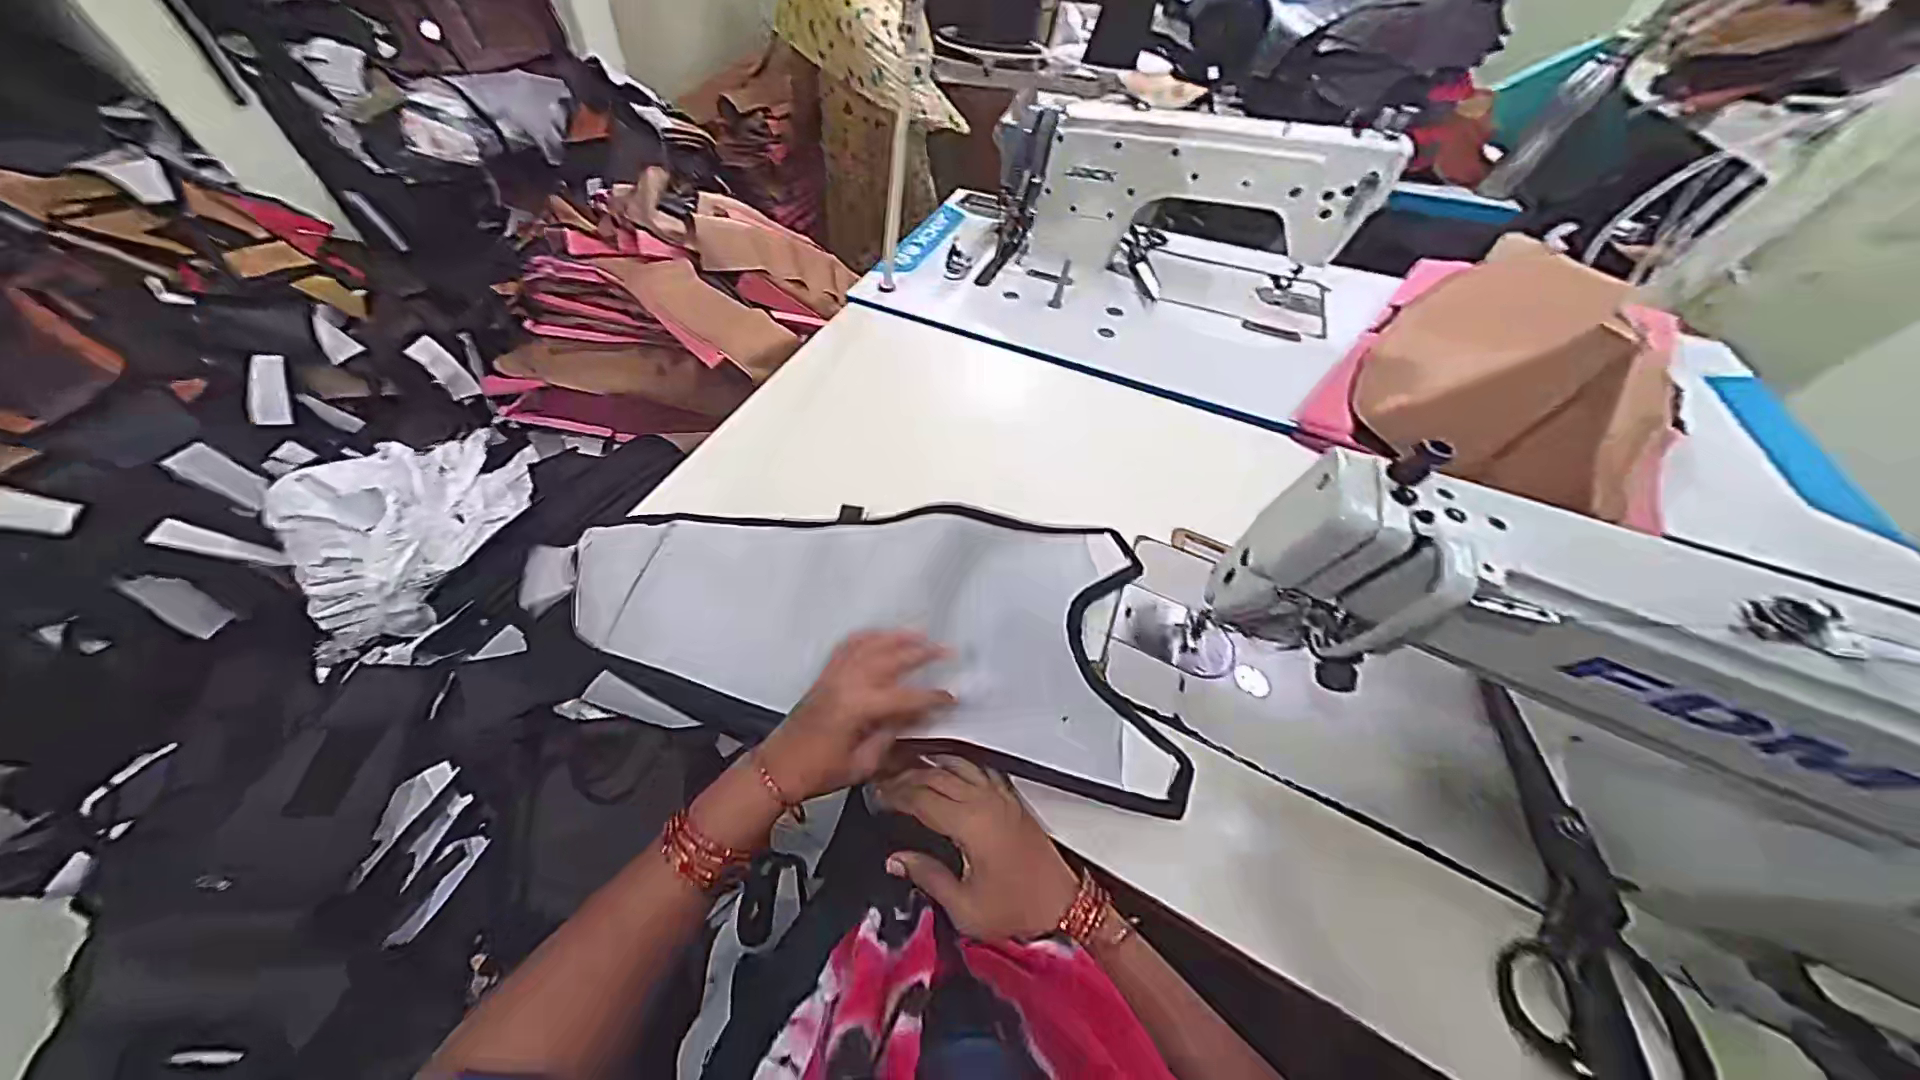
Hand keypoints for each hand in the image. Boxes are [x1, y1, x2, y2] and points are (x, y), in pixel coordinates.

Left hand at [757, 630, 955, 799]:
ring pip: (871, 645)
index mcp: (859, 708)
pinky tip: (881, 635)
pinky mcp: (825, 676)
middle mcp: (847, 684)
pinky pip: (848, 647)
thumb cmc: (818, 772)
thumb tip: (915, 717)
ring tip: (920, 634)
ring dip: (898, 637)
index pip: (906, 696)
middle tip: (945, 650)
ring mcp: (834, 676)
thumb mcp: (864, 763)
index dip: (932, 696)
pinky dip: (867, 637)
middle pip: (892, 659)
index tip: (950, 697)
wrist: (777, 769)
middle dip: (922, 653)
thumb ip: (891, 735)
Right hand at [875, 756, 1079, 941]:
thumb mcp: (965, 907)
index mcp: (971, 825)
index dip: (895, 795)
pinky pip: (978, 769)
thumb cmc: (1017, 909)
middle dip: (905, 777)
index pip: (922, 798)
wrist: (1063, 904)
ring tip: (906, 769)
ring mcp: (999, 797)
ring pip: (956, 766)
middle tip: (884, 782)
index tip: (878, 797)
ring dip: (929, 765)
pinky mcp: (1009, 799)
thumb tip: (898, 860)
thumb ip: (928, 877)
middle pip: (935, 776)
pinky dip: (957, 764)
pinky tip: (946, 767)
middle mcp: (985, 803)